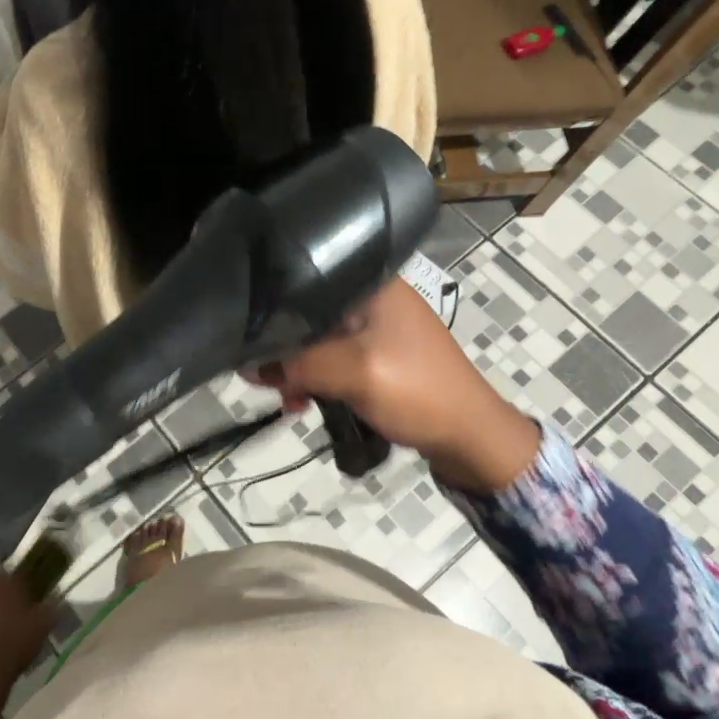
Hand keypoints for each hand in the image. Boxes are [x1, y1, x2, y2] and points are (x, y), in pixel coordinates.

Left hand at [0, 569, 58, 686]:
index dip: (26, 578)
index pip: (17, 571)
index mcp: (8, 585)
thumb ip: (51, 608)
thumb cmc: (17, 643)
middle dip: (9, 595)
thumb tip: (56, 598)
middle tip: (22, 608)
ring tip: (8, 628)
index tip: (33, 587)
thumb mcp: (43, 626)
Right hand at [257, 280, 540, 492]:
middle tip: (268, 383)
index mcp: (372, 283)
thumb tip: (246, 366)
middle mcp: (372, 295)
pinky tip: (303, 401)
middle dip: (283, 348)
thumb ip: (296, 364)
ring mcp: (376, 326)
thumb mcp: (351, 373)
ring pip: (316, 339)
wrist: (472, 437)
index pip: (304, 281)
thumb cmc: (417, 392)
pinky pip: (332, 358)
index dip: (271, 311)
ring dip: (297, 368)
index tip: (248, 342)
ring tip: (288, 400)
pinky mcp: (377, 353)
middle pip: (306, 312)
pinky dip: (315, 377)